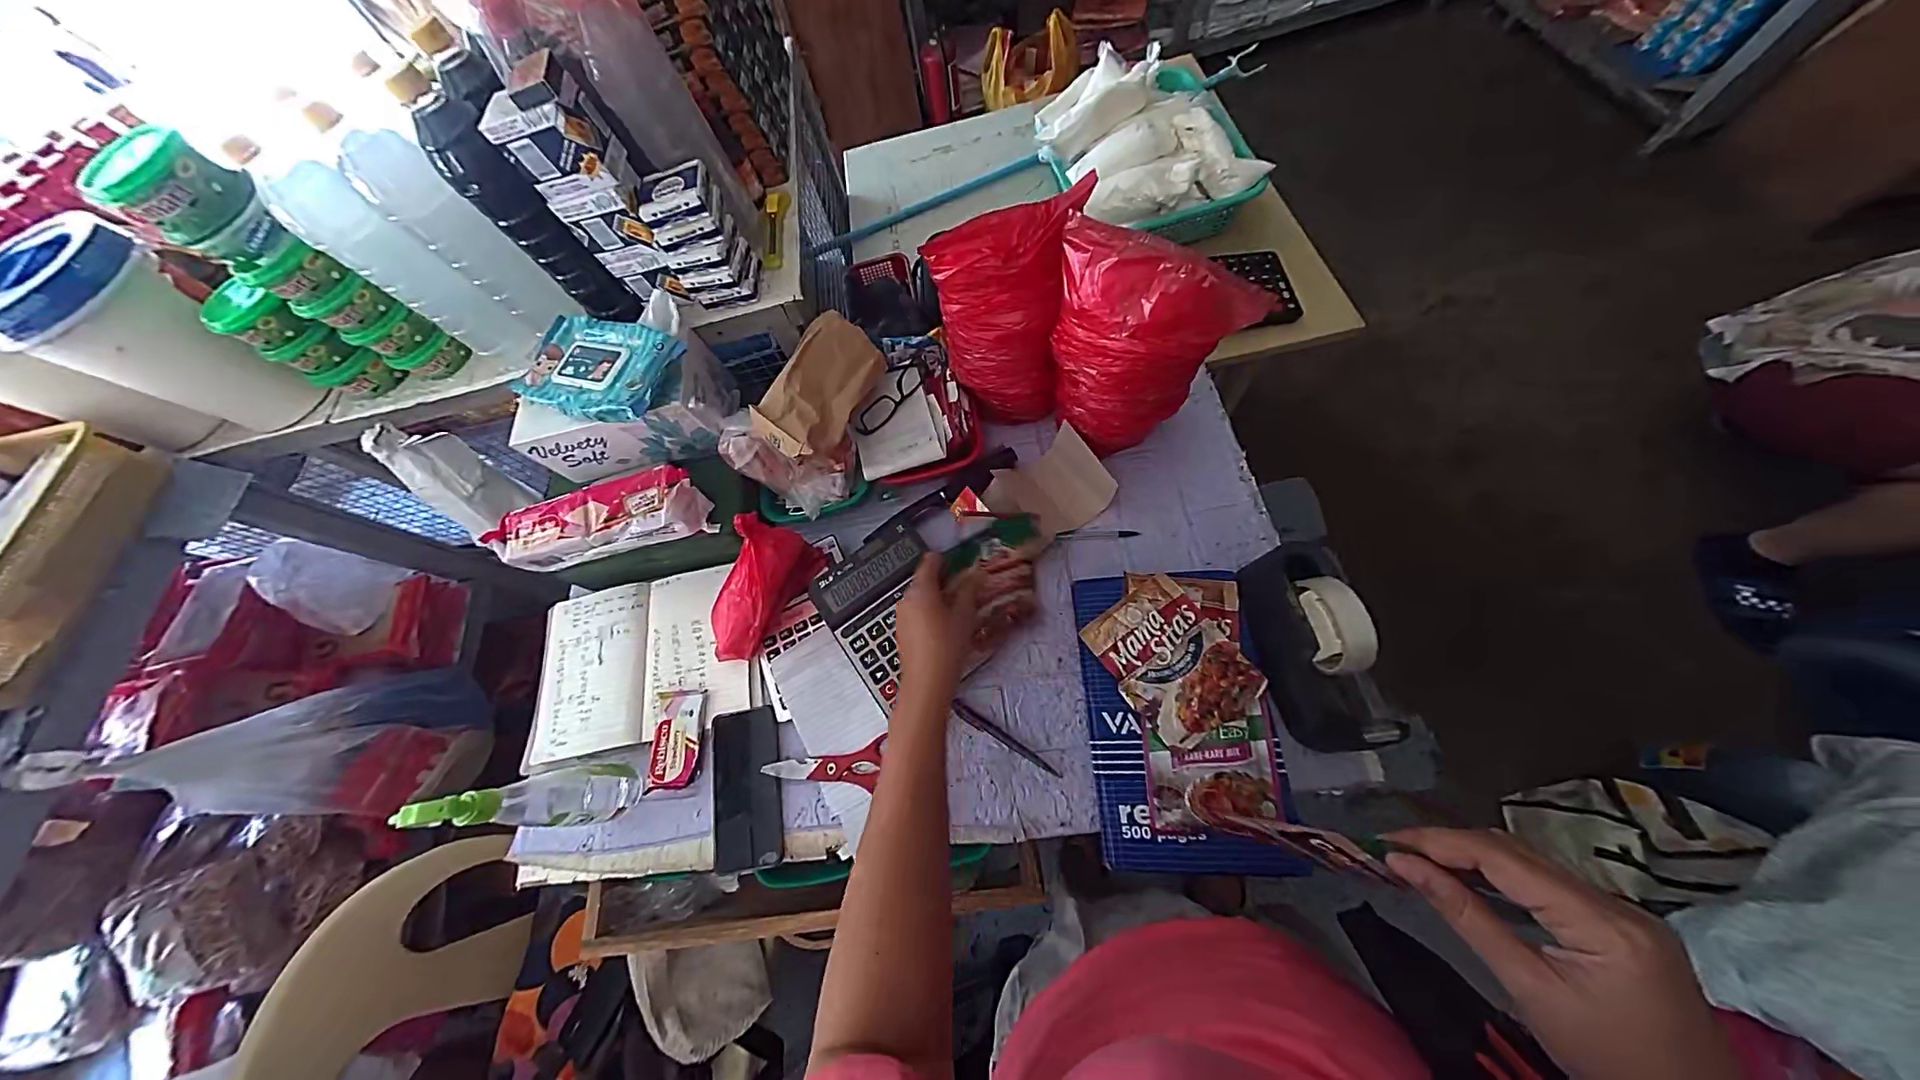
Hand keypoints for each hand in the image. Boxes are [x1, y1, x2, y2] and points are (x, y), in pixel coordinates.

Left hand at [895, 553, 978, 705]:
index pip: (930, 561)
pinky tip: (945, 628)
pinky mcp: (902, 632)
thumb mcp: (965, 614)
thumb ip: (969, 590)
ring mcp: (901, 617)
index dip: (946, 560)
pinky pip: (916, 614)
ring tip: (958, 612)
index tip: (960, 564)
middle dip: (945, 583)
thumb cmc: (947, 646)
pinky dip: (930, 615)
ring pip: (921, 599)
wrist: (927, 681)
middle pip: (925, 581)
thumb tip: (975, 574)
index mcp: (920, 589)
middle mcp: (906, 599)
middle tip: (966, 591)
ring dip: (938, 600)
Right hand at [1385, 828, 1739, 1079]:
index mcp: (1602, 920)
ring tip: (1419, 857)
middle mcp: (1617, 902)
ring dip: (1471, 854)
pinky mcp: (1621, 922)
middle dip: (1450, 843)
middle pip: (1517, 852)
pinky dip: (1501, 874)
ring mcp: (1624, 910)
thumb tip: (1403, 865)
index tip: (1386, 841)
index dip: (1438, 842)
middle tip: (1395, 847)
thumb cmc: (1608, 1061)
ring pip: (1531, 861)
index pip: (1503, 858)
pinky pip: (1548, 881)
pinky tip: (1469, 877)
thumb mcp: (1529, 990)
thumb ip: (1466, 918)